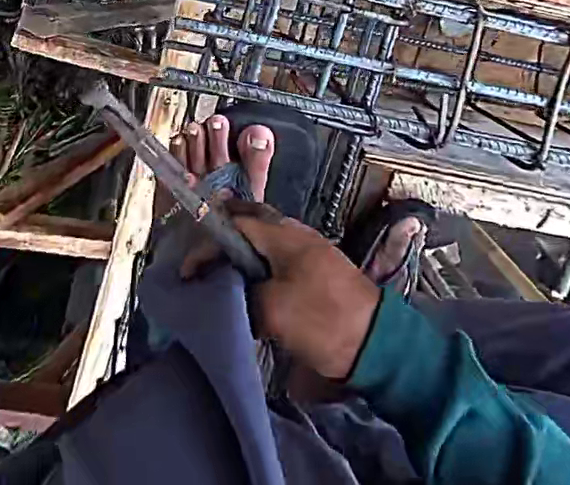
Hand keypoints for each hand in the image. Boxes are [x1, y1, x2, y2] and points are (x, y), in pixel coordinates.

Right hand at [181, 200, 379, 379]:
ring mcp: (310, 250)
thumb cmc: (324, 320)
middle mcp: (296, 234)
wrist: (380, 346)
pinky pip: (278, 258)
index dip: (207, 244)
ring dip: (242, 253)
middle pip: (250, 223)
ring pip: (264, 241)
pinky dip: (259, 266)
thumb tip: (234, 296)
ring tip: (222, 276)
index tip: (189, 270)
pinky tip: (251, 287)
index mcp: (283, 235)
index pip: (234, 224)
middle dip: (223, 238)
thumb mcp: (274, 312)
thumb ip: (245, 296)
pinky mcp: (319, 270)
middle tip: (202, 262)